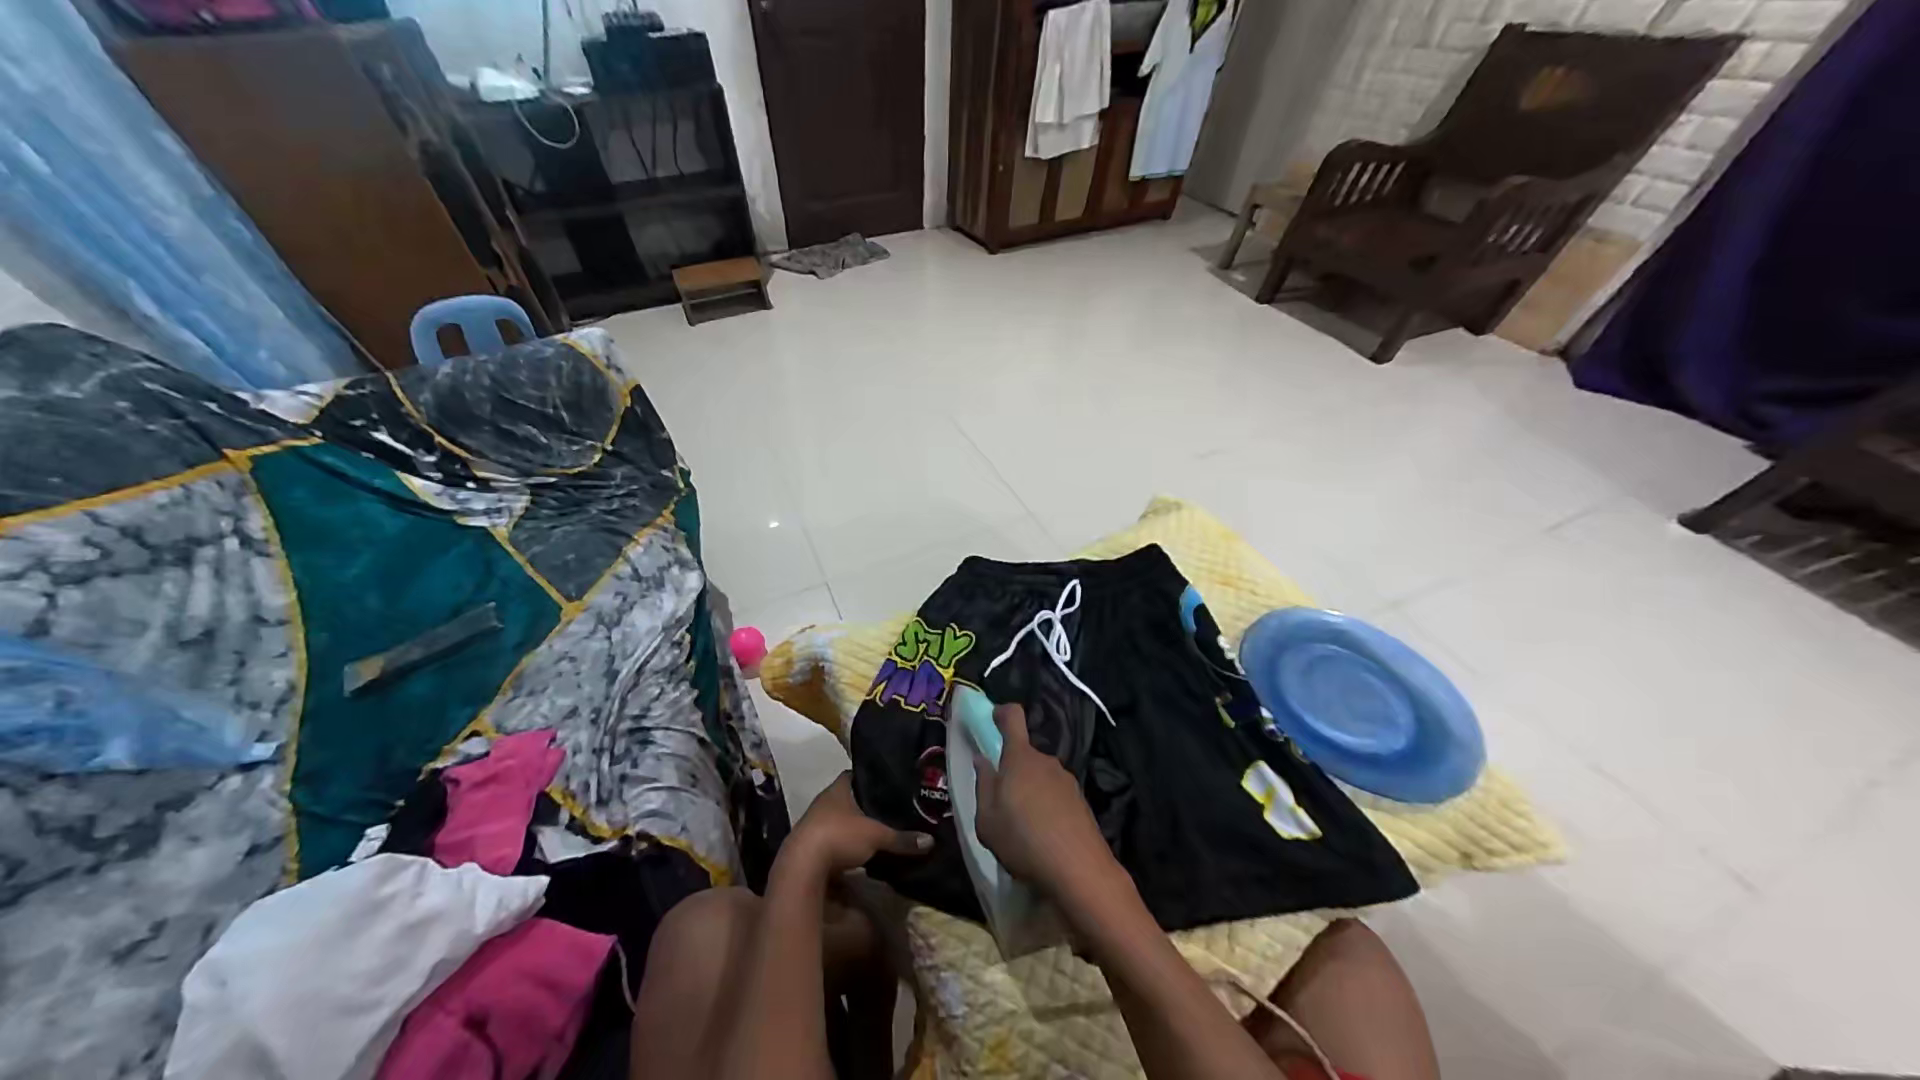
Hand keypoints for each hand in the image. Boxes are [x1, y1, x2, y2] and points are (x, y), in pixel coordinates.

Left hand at [788, 772, 932, 875]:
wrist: (802, 866)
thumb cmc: (839, 836)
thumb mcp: (876, 836)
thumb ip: (902, 838)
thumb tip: (930, 841)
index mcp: (838, 788)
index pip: (856, 774)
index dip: (872, 777)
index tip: (889, 783)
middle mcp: (825, 801)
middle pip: (849, 798)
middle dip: (867, 805)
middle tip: (890, 809)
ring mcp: (815, 823)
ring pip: (841, 819)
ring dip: (855, 826)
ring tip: (880, 830)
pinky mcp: (811, 844)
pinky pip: (834, 839)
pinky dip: (847, 843)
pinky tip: (862, 850)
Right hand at [972, 703, 1124, 905]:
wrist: (1078, 870)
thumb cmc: (1022, 839)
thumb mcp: (986, 818)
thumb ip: (983, 784)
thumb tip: (983, 759)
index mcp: (1020, 758)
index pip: (1013, 717)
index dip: (1001, 712)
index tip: (992, 719)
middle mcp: (1046, 761)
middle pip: (1025, 754)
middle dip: (1012, 770)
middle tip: (1000, 801)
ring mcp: (1067, 781)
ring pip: (1041, 776)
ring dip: (1030, 791)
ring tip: (1022, 825)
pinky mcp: (1081, 802)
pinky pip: (1056, 795)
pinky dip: (1047, 807)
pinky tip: (1042, 836)